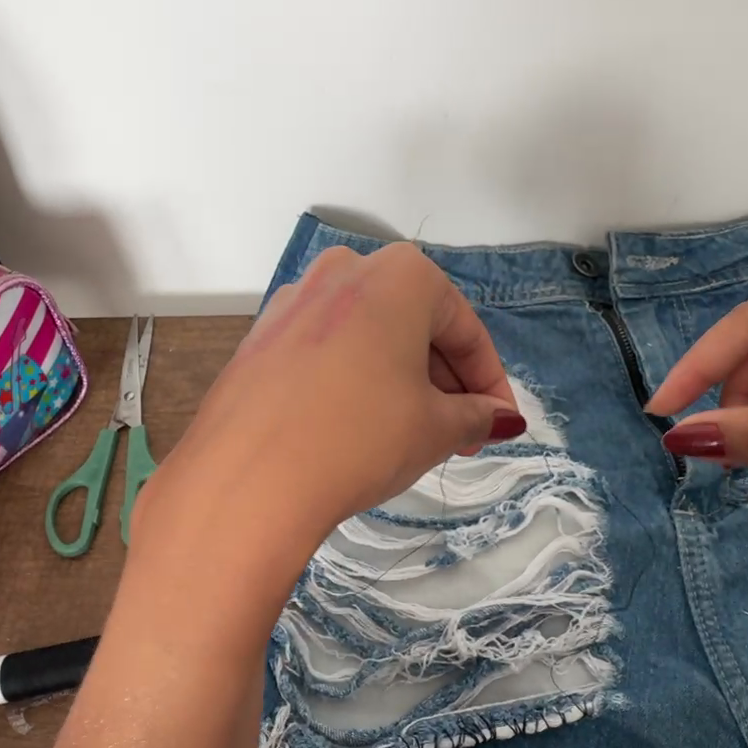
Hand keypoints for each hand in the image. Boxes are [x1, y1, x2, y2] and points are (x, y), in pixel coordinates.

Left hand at [138, 243, 524, 559]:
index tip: (500, 423)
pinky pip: (328, 349)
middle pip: (414, 324)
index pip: (463, 329)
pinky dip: (355, 377)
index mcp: (399, 275)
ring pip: (369, 335)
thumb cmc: (360, 437)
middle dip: (444, 380)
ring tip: (413, 433)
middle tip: (461, 433)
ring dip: (400, 378)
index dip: (490, 382)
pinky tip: (358, 423)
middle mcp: (345, 270)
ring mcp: (296, 299)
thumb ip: (476, 415)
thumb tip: (499, 418)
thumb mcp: (435, 429)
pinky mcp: (261, 334)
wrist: (247, 477)